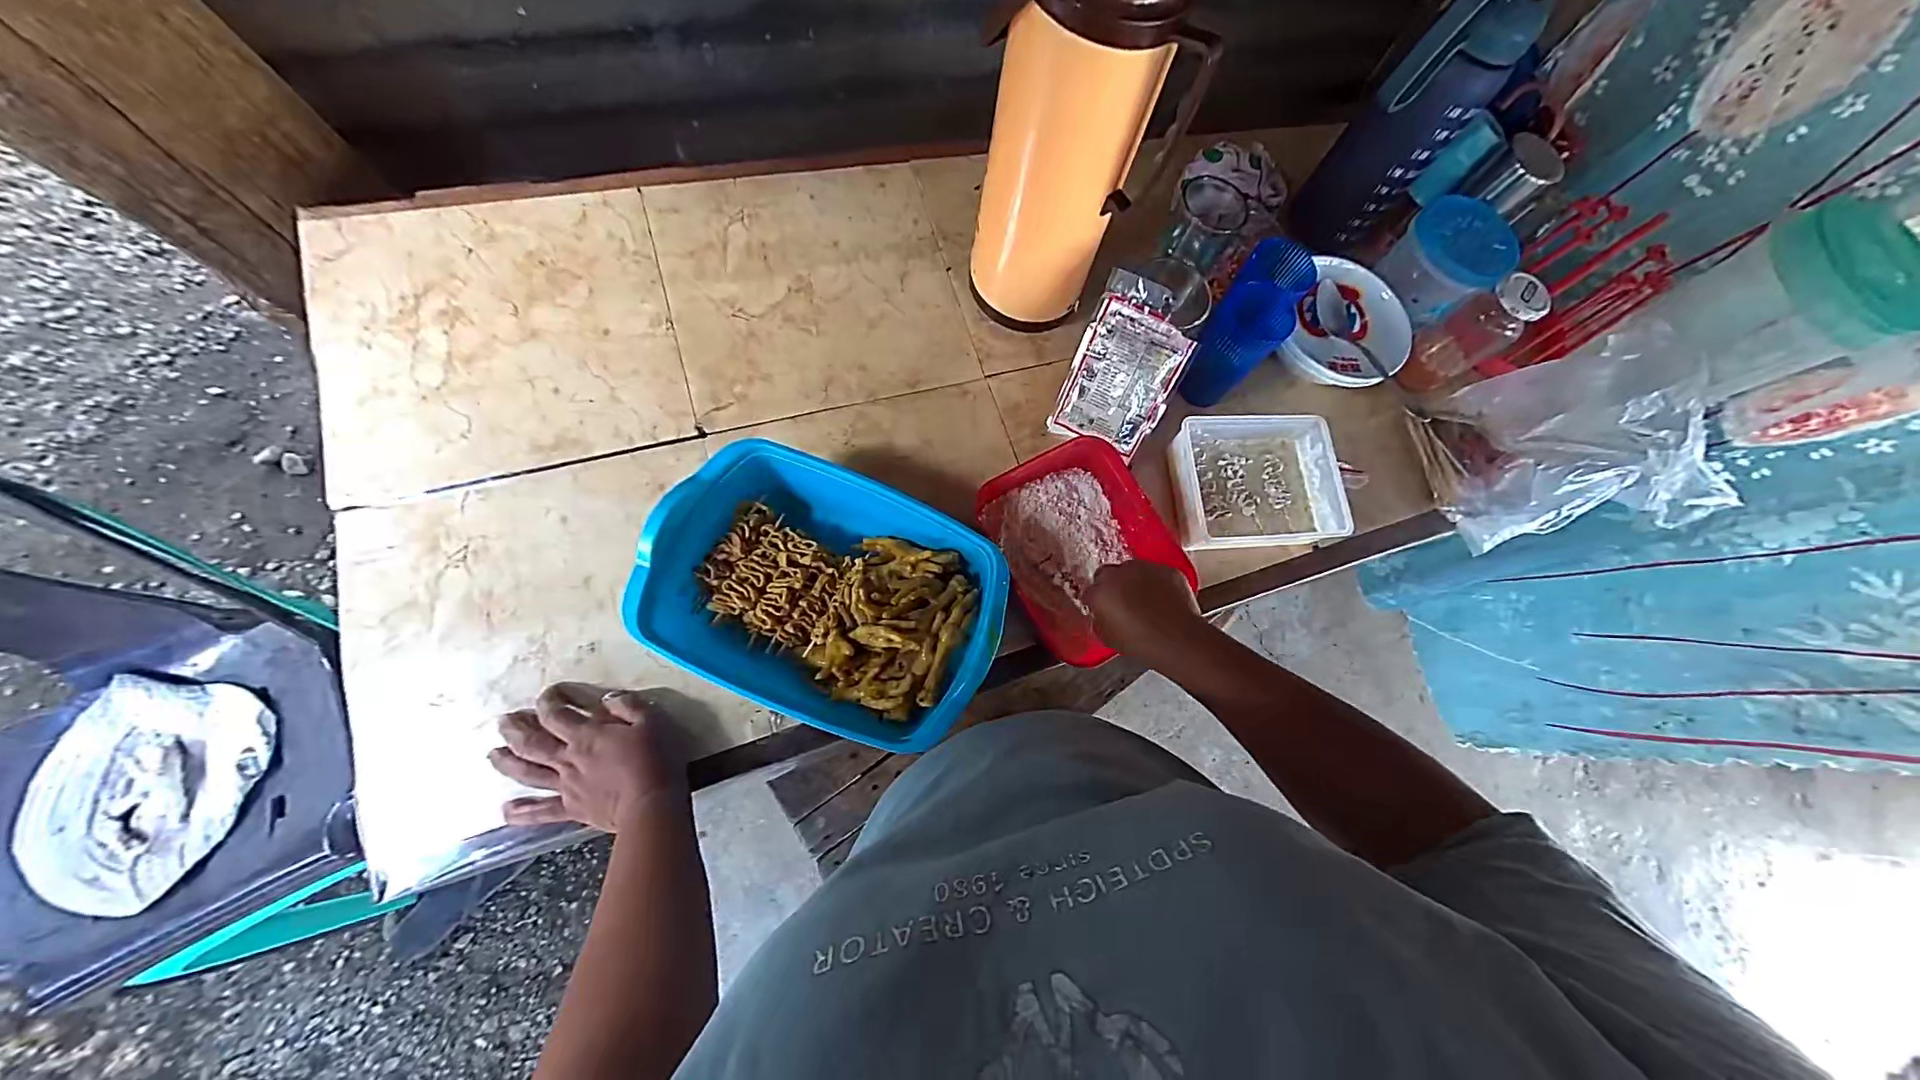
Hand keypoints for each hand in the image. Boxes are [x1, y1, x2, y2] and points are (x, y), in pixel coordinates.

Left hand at [488, 682, 686, 831]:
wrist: (650, 805)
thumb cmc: (654, 760)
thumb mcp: (650, 722)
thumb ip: (628, 706)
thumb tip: (608, 700)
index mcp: (586, 736)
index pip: (556, 714)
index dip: (549, 701)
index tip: (549, 693)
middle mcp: (568, 759)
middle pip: (532, 742)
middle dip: (515, 729)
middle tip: (503, 722)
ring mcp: (566, 786)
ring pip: (528, 773)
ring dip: (507, 763)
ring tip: (493, 755)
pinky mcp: (572, 810)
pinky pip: (542, 812)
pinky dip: (522, 811)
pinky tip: (505, 811)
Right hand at [1085, 560, 1203, 659]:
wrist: (1178, 640)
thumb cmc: (1143, 642)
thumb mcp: (1109, 638)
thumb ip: (1100, 620)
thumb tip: (1101, 615)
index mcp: (1101, 592)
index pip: (1089, 591)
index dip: (1095, 601)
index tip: (1101, 608)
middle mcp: (1119, 574)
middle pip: (1108, 574)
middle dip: (1111, 585)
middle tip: (1120, 602)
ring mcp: (1144, 569)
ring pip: (1132, 570)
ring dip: (1133, 581)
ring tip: (1144, 601)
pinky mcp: (1166, 570)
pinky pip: (1156, 574)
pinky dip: (1156, 583)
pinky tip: (1161, 600)